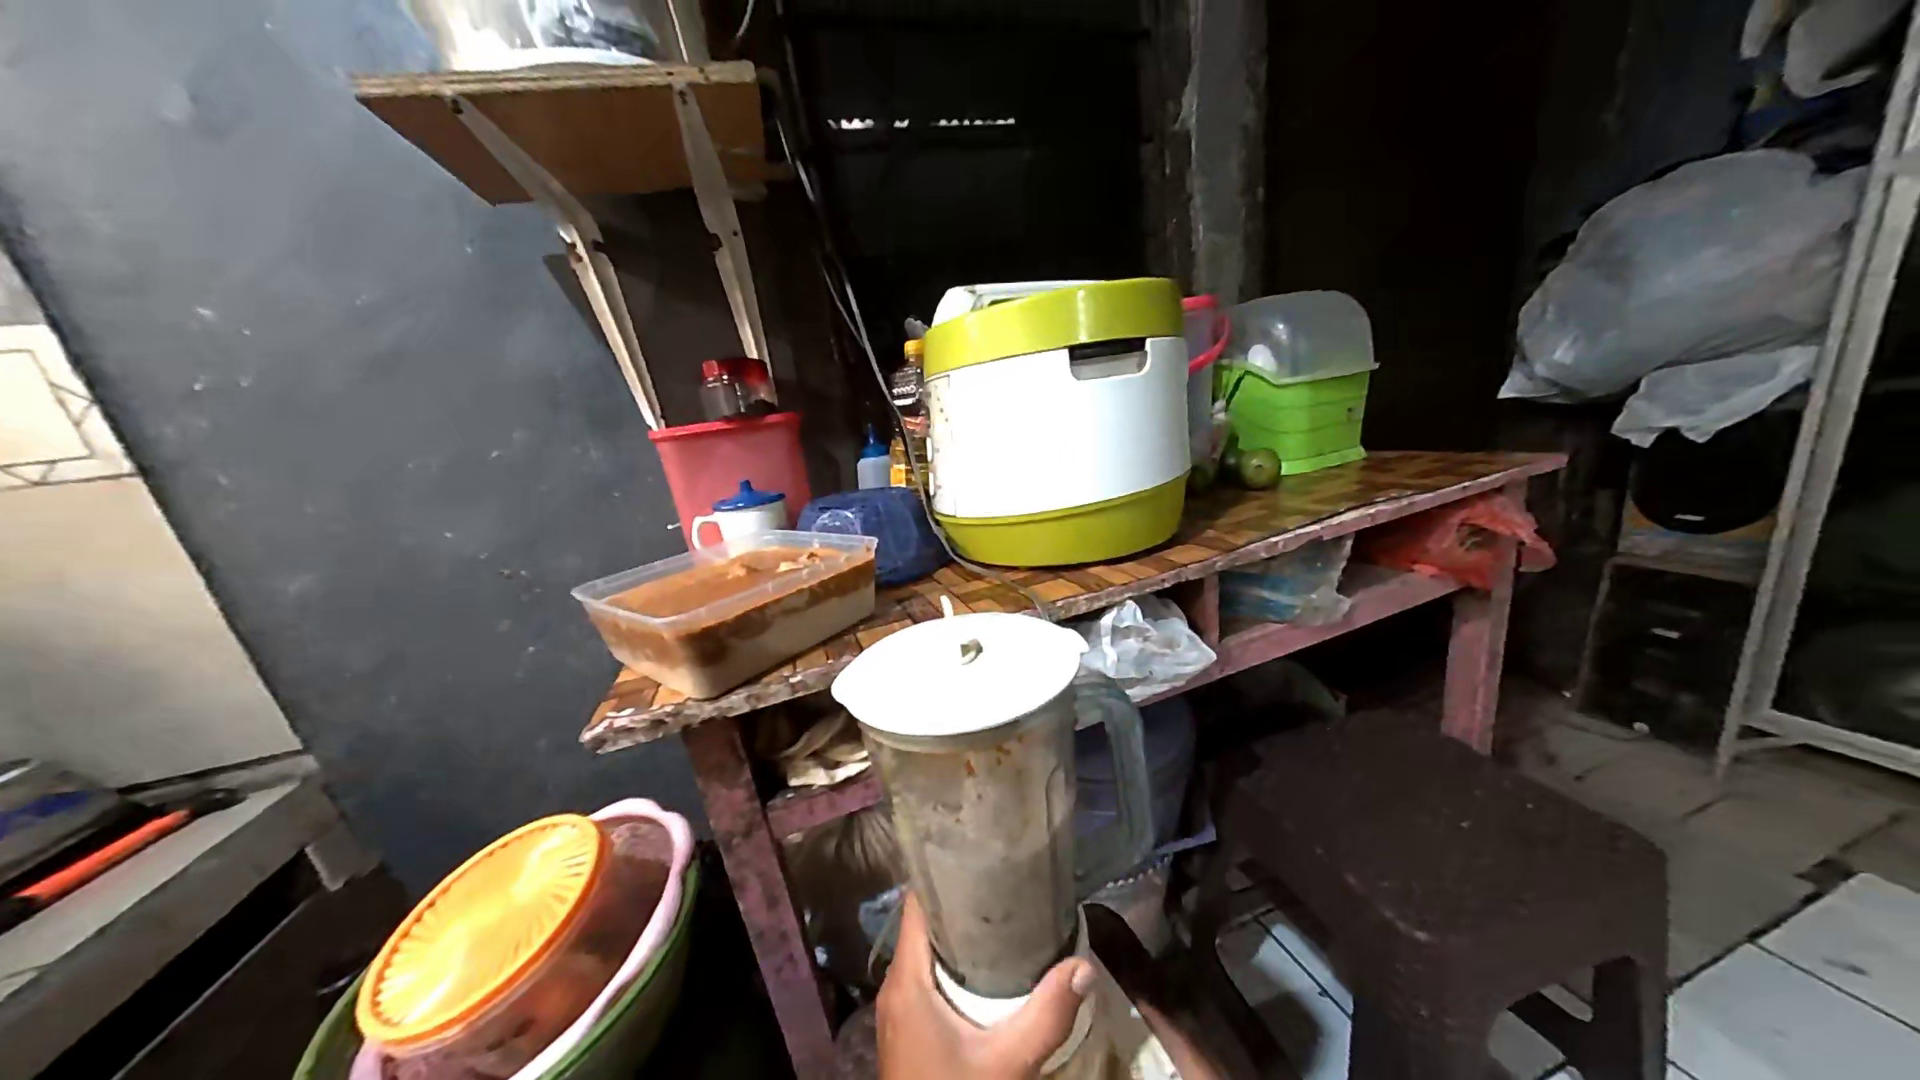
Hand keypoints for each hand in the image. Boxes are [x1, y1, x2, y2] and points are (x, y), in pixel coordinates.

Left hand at [877, 892, 1095, 1079]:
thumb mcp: (1008, 1063)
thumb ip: (1046, 1015)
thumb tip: (1085, 966)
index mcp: (907, 980)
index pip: (915, 904)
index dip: (942, 875)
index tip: (978, 855)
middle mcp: (895, 985)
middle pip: (924, 924)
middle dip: (961, 903)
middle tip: (1003, 884)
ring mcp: (899, 1007)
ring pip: (926, 951)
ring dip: (959, 934)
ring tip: (1002, 915)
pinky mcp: (908, 1026)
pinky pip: (927, 976)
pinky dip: (953, 962)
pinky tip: (987, 965)